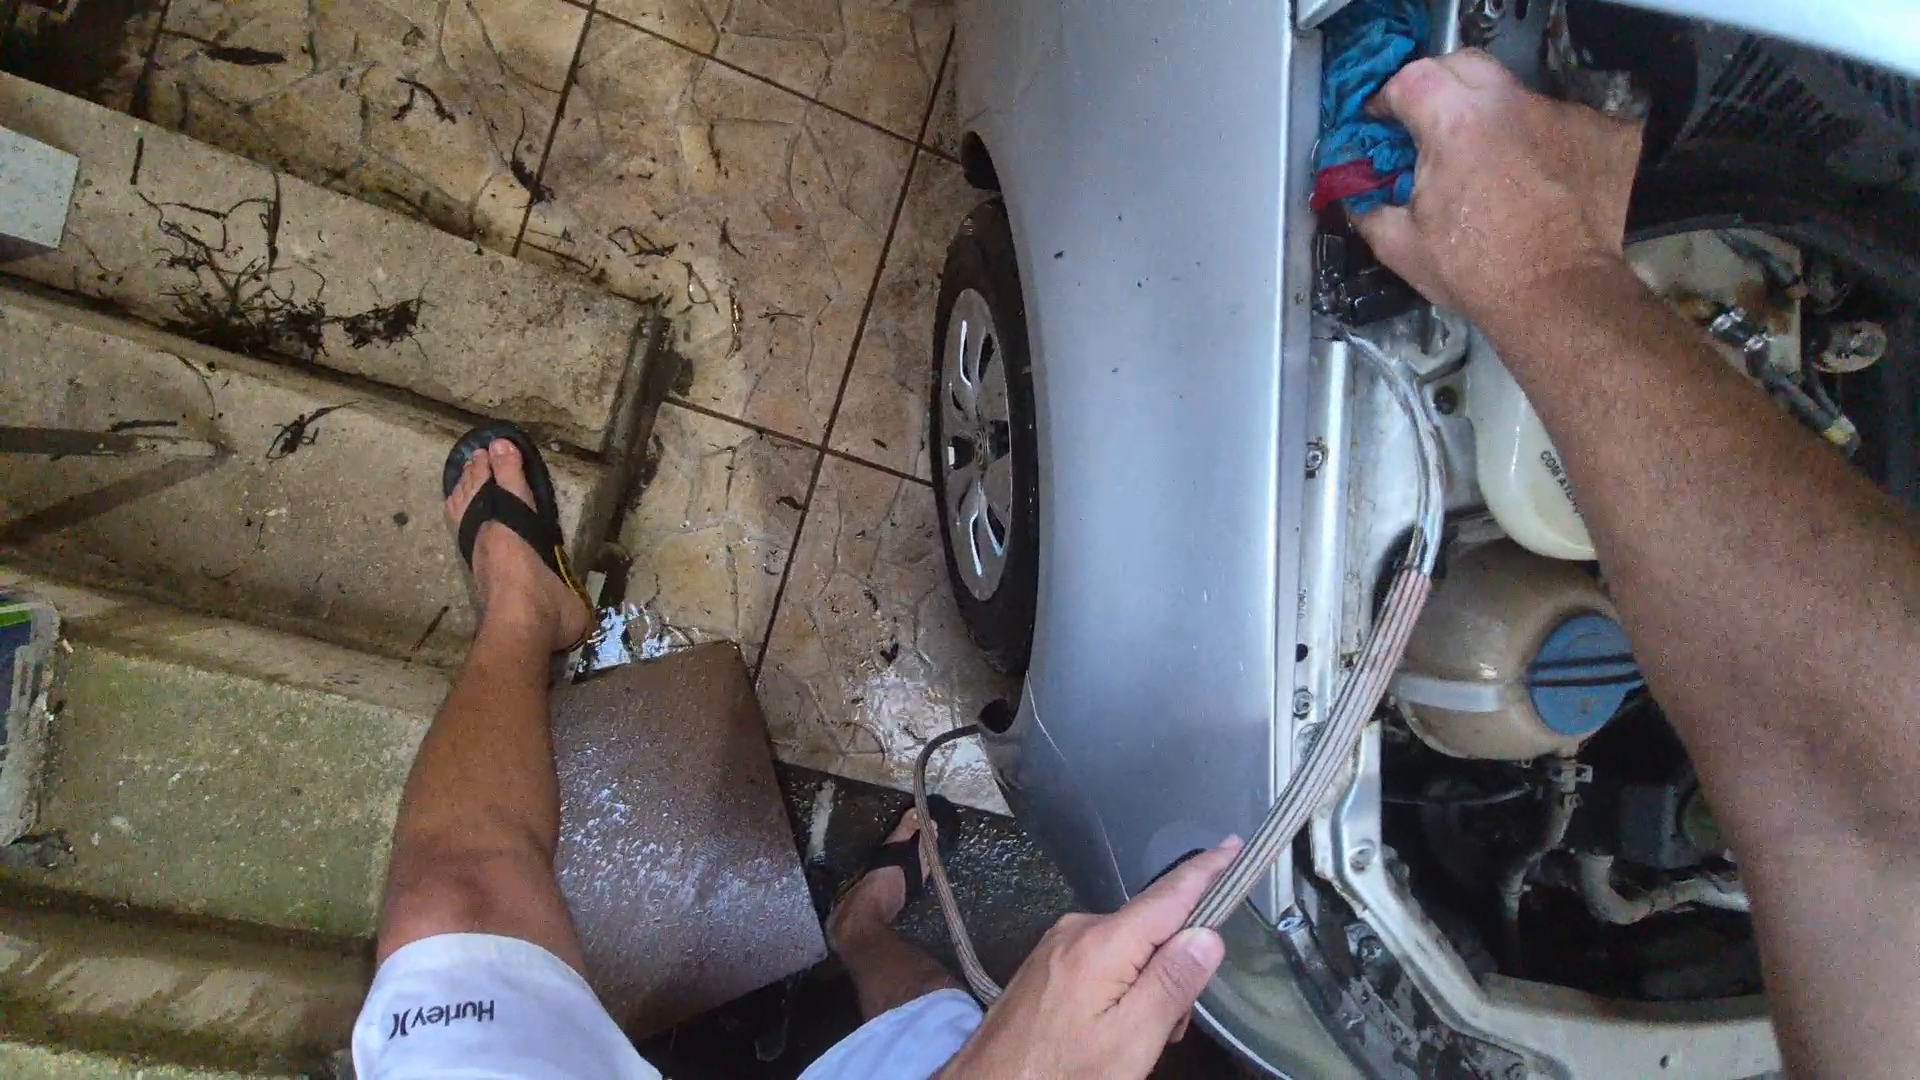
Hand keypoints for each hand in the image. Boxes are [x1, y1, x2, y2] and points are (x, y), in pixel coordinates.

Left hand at [939, 837, 1241, 1078]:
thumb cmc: (1062, 1072)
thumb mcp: (1129, 1042)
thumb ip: (1170, 985)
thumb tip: (1208, 934)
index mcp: (1102, 941)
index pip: (1168, 896)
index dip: (1205, 871)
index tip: (1233, 843)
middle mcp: (1079, 927)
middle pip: (1151, 926)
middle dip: (1175, 964)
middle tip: (1172, 1028)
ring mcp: (1059, 940)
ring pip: (1127, 945)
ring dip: (1146, 981)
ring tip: (1133, 1040)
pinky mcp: (1049, 958)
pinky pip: (1102, 955)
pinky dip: (1121, 983)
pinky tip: (1111, 1025)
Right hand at [1353, 49, 1642, 319]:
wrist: (1552, 290)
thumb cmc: (1475, 270)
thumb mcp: (1398, 245)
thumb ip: (1368, 208)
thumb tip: (1357, 196)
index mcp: (1456, 126)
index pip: (1412, 79)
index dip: (1387, 98)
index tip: (1382, 119)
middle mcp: (1512, 105)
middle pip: (1464, 66)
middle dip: (1436, 89)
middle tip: (1423, 128)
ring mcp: (1564, 114)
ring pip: (1513, 98)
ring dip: (1489, 122)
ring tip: (1480, 170)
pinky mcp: (1601, 131)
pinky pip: (1556, 124)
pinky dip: (1535, 145)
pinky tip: (1526, 183)